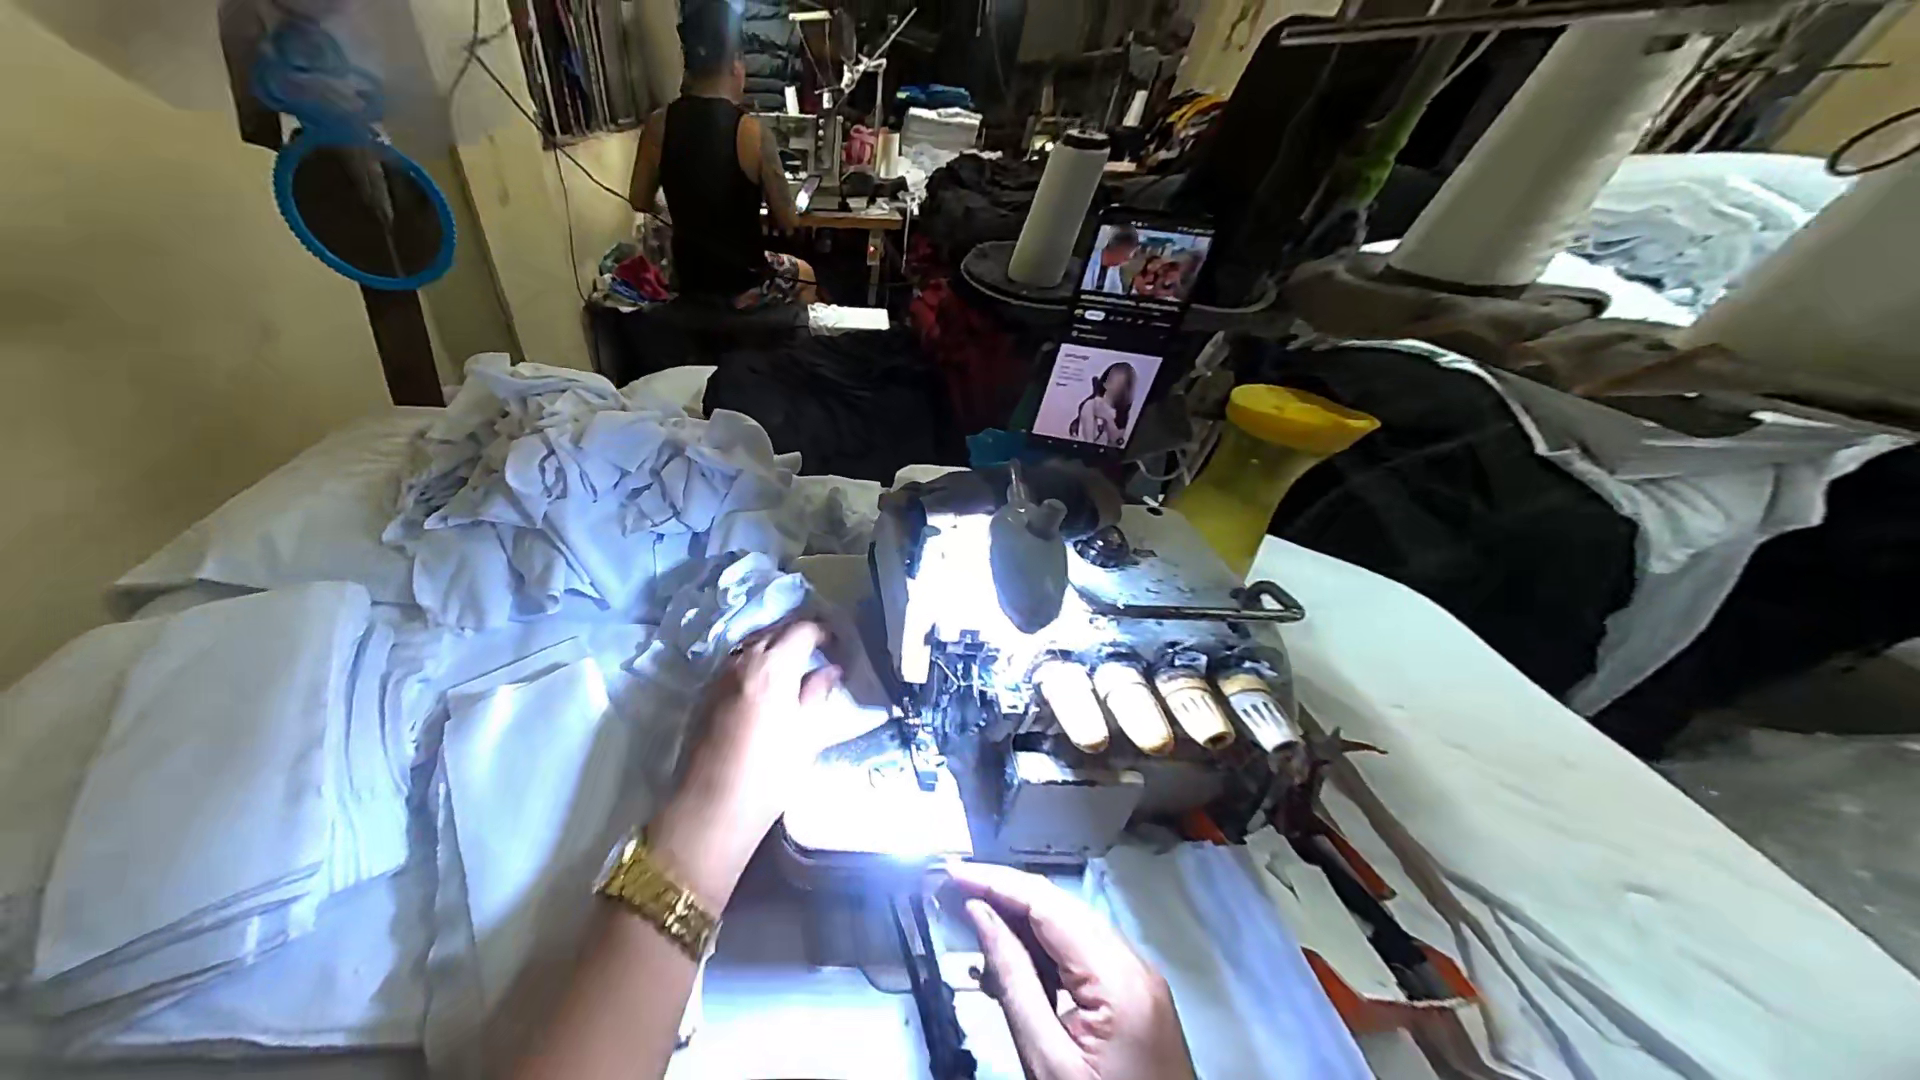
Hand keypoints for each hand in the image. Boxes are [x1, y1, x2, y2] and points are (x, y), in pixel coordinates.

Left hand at [648, 620, 840, 907]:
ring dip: (775, 644)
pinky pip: (736, 661)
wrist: (711, 807)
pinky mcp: (705, 692)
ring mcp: (720, 674)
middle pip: (775, 629)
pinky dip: (755, 661)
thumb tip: (831, 670)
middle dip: (799, 632)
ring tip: (794, 662)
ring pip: (752, 643)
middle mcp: (743, 660)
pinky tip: (767, 681)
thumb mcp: (806, 733)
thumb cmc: (769, 773)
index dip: (824, 631)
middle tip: (820, 648)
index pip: (802, 629)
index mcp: (774, 665)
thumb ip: (818, 693)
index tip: (837, 643)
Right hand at [949, 863, 1197, 1079]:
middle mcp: (1135, 963)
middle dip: (1007, 892)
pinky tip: (1014, 956)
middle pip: (1061, 906)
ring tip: (977, 920)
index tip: (955, 872)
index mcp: (1118, 977)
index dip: (997, 881)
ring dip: (1023, 918)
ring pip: (1071, 924)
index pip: (1048, 904)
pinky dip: (1046, 945)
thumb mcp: (1047, 1061)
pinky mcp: (1135, 993)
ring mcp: (1139, 977)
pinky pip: (1084, 950)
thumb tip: (981, 915)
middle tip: (958, 889)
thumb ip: (1013, 981)